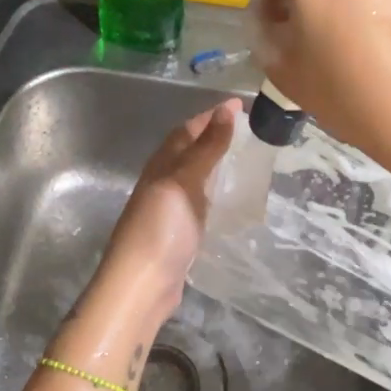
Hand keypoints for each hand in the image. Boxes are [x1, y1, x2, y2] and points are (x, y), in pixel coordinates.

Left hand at [93, 99, 240, 334]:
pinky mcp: (177, 233)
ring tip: (245, 160)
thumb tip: (226, 109)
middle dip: (213, 137)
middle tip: (248, 131)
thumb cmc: (161, 228)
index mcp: (161, 164)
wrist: (142, 284)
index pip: (187, 130)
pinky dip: (214, 193)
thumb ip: (206, 148)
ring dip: (214, 165)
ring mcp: (168, 209)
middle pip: (188, 151)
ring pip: (193, 176)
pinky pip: (198, 202)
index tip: (240, 105)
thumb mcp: (184, 181)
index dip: (211, 116)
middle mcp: (162, 182)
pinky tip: (229, 201)